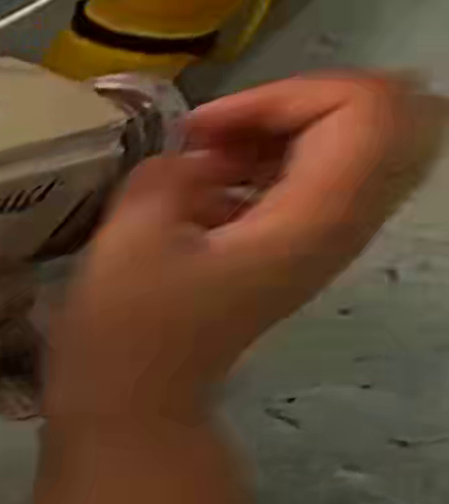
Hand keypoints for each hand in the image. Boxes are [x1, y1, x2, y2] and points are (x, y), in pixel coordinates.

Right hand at [47, 72, 440, 417]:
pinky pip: (308, 191)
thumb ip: (157, 182)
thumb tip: (175, 164)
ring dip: (278, 140)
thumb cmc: (120, 335)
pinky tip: (196, 199)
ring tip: (198, 163)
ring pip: (348, 153)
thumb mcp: (123, 248)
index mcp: (316, 217)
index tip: (194, 130)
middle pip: (383, 119)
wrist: (123, 408)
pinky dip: (262, 175)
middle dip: (298, 108)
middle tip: (216, 133)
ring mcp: (314, 246)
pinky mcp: (279, 263)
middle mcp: (340, 224)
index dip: (281, 96)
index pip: (362, 105)